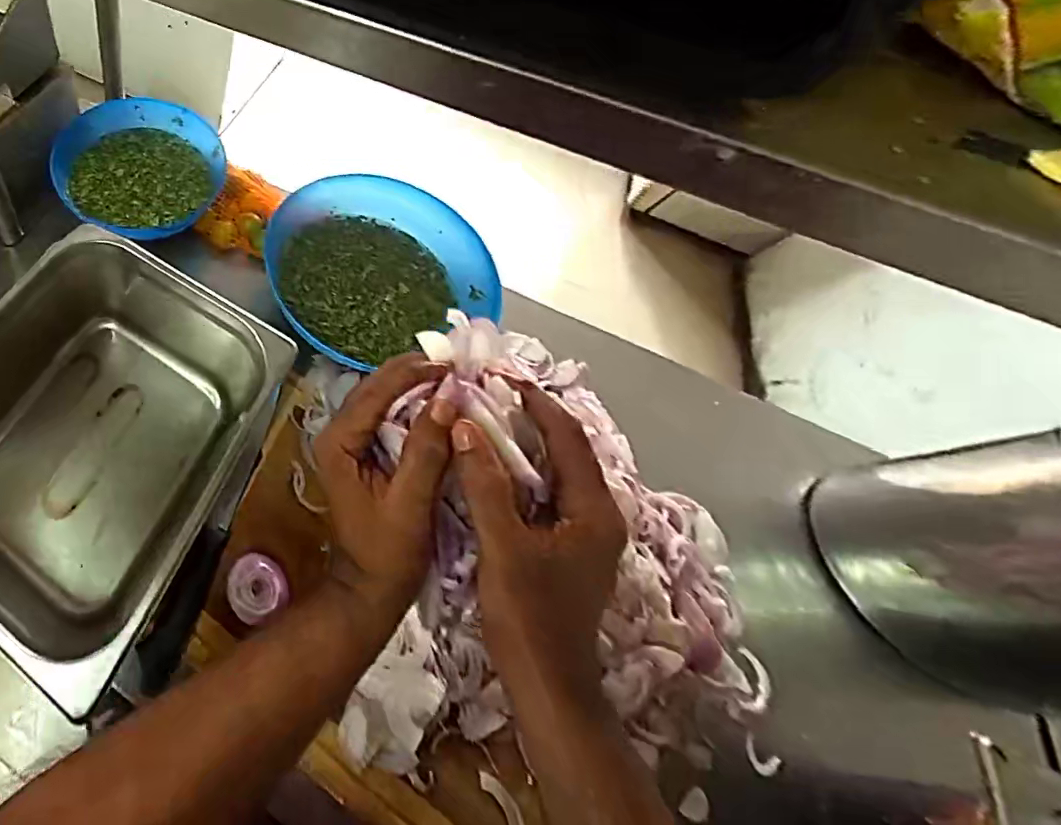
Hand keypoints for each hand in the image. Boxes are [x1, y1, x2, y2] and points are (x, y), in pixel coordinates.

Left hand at [311, 354, 454, 632]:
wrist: (369, 588)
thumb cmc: (388, 553)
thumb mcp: (411, 503)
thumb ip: (426, 451)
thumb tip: (447, 399)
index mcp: (337, 442)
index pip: (373, 393)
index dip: (411, 374)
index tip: (450, 364)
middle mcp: (336, 434)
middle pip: (373, 389)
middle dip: (412, 373)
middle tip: (455, 363)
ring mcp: (347, 442)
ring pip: (380, 400)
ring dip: (413, 386)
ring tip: (451, 376)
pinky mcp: (362, 452)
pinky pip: (386, 417)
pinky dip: (411, 406)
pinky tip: (438, 403)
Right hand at [455, 380, 625, 692]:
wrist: (545, 682)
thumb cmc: (528, 613)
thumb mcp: (503, 544)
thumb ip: (485, 483)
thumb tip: (464, 425)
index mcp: (594, 510)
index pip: (569, 439)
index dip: (537, 404)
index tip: (501, 378)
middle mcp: (597, 515)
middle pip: (564, 451)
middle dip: (528, 419)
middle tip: (486, 393)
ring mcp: (581, 532)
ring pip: (551, 472)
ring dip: (520, 444)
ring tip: (481, 419)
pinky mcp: (563, 545)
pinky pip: (541, 493)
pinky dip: (516, 472)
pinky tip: (485, 465)